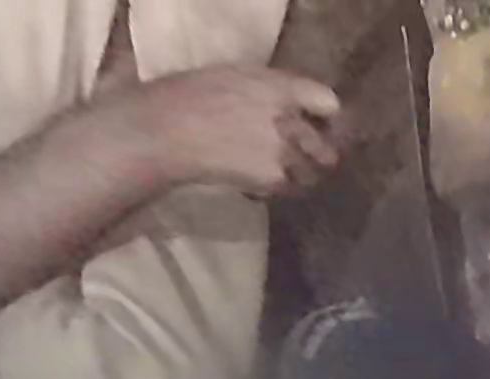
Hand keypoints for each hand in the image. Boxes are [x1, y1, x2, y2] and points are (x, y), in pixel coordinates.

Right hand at [87, 65, 342, 195]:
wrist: (162, 132)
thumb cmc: (186, 98)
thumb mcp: (231, 77)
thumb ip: (272, 91)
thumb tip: (306, 105)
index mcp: (274, 87)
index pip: (327, 101)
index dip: (327, 116)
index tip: (320, 123)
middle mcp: (287, 120)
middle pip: (327, 150)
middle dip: (314, 156)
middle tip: (295, 155)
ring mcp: (285, 152)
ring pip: (311, 174)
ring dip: (297, 174)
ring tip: (268, 167)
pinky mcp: (277, 178)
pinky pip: (290, 188)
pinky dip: (275, 187)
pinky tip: (252, 176)